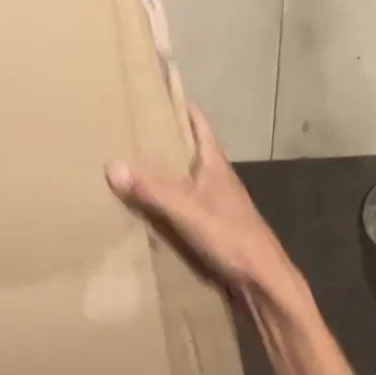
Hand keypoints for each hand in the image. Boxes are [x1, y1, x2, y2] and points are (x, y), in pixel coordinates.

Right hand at [105, 108, 303, 302]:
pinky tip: (148, 207)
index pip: (198, 123)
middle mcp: (218, 178)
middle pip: (190, 148)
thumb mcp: (186, 211)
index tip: (155, 91)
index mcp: (215, 165)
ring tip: (133, 163)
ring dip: (165, 169)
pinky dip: (167, 198)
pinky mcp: (215, 226)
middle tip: (131, 127)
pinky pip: (185, 202)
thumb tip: (112, 164)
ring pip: (187, 176)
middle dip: (165, 136)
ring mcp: (218, 203)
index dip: (180, 105)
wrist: (263, 283)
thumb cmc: (231, 238)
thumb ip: (152, 189)